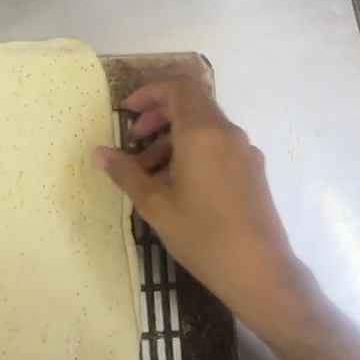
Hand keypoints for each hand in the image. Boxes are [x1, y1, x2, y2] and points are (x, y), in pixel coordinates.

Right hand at [93, 80, 312, 340]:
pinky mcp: (253, 171)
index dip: (150, 93)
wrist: (260, 271)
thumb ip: (126, 173)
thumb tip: (100, 153)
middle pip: (192, 104)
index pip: (179, 88)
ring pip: (205, 128)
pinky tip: (178, 187)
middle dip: (159, 116)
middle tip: (134, 141)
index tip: (127, 113)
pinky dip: (194, 152)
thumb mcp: (155, 205)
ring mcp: (245, 152)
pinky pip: (218, 147)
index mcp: (202, 133)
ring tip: (150, 172)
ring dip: (174, 138)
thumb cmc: (203, 235)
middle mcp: (228, 133)